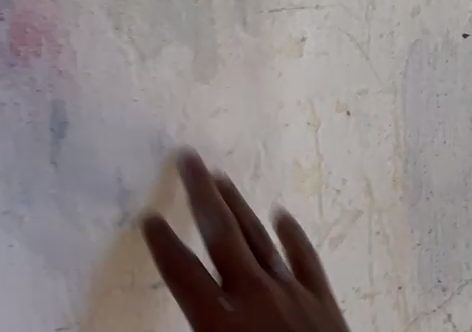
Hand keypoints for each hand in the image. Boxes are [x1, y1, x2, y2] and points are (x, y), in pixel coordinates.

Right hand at [142, 150, 350, 331]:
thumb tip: (182, 316)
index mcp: (222, 324)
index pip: (183, 275)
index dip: (163, 245)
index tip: (148, 216)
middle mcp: (253, 297)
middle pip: (222, 235)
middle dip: (202, 194)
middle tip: (188, 156)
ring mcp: (291, 294)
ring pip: (258, 238)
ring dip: (238, 205)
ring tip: (221, 176)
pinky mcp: (323, 301)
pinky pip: (305, 259)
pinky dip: (292, 236)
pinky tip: (282, 214)